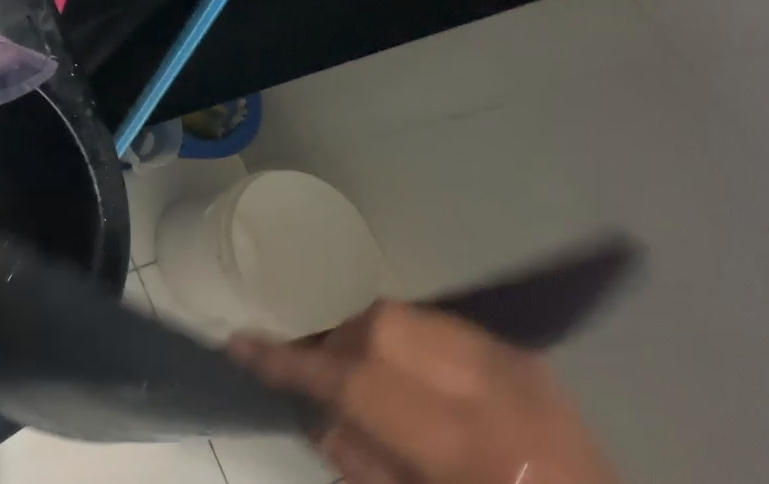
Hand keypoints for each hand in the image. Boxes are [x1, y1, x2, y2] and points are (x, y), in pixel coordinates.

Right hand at [229, 300, 617, 483]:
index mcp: (454, 442)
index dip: (285, 359)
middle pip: (376, 328)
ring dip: (371, 337)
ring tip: (368, 371)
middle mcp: (488, 391)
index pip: (347, 379)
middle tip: (322, 372)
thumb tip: (303, 397)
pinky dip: (413, 339)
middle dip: (336, 343)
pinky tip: (414, 370)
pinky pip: (444, 327)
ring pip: (407, 316)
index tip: (239, 344)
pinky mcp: (530, 362)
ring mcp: (515, 369)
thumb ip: (351, 451)